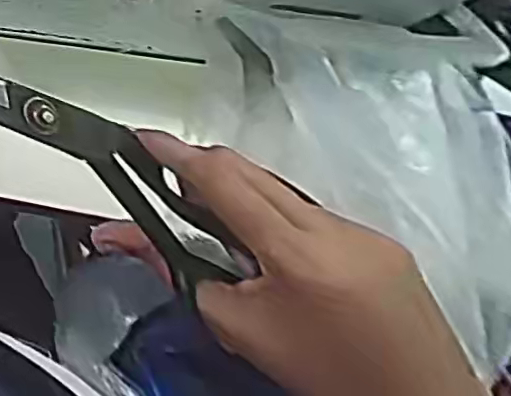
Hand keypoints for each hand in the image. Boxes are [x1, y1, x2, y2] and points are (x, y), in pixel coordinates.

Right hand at [95, 133, 484, 395]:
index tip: (142, 139)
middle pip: (246, 169)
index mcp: (301, 255)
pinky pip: (308, 206)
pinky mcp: (385, 244)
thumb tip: (125, 236)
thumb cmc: (336, 378)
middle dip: (199, 167)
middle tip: (169, 184)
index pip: (221, 177)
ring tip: (221, 226)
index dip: (174, 152)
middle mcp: (340, 234)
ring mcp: (368, 236)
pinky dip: (274, 211)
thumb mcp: (237, 326)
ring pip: (275, 185)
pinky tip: (269, 246)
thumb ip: (175, 270)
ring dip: (236, 190)